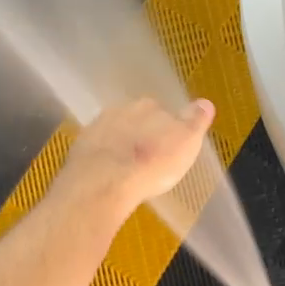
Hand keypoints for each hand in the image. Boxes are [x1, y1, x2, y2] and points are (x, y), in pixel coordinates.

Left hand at [54, 98, 214, 216]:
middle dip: (142, 135)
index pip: (162, 111)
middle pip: (136, 119)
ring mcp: (97, 127)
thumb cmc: (153, 163)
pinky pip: (97, 150)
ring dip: (121, 146)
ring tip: (129, 170)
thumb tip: (205, 102)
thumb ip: (195, 120)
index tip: (169, 147)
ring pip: (115, 133)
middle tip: (150, 159)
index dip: (167, 129)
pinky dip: (104, 159)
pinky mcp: (79, 148)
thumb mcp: (187, 142)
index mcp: (149, 106)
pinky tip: (110, 176)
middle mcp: (121, 109)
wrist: (104, 182)